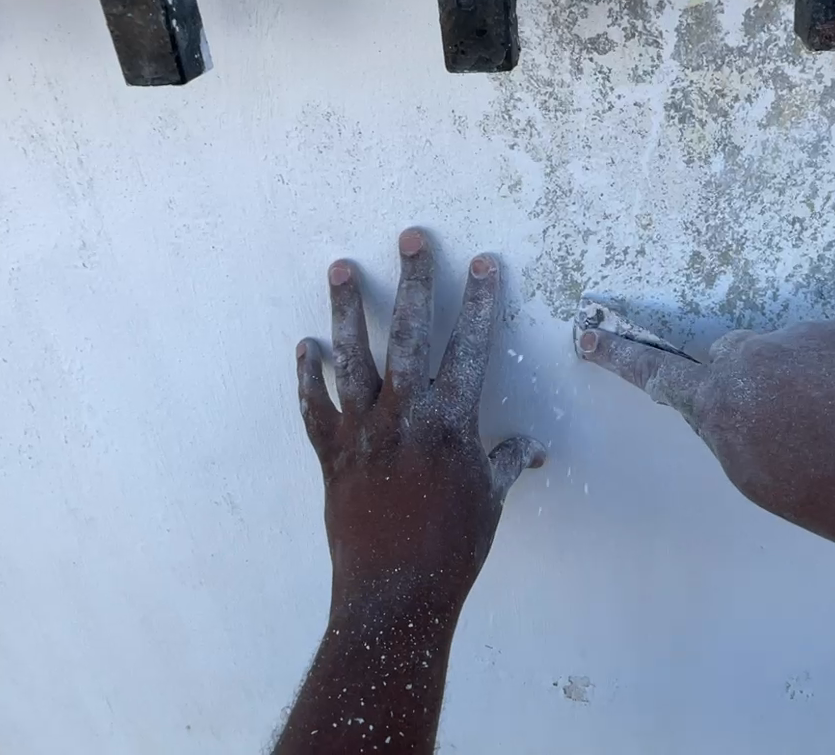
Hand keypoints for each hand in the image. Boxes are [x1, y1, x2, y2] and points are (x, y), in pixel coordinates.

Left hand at [297, 229, 545, 618]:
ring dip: (344, 311)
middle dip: (413, 282)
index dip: (479, 303)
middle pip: (407, 335)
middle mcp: (403, 415)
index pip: (469, 348)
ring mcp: (362, 432)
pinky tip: (303, 347)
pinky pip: (314, 408)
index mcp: (449, 422)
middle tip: (411, 238)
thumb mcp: (489, 501)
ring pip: (351, 358)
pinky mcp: (331, 454)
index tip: (484, 265)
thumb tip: (531, 447)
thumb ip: (505, 462)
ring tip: (340, 269)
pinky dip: (307, 378)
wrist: (393, 597)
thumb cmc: (451, 548)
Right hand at [577, 319, 834, 557]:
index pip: (659, 372)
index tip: (588, 333)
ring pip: (789, 348)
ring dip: (805, 374)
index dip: (621, 355)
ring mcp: (807, 337)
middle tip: (791, 419)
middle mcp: (754, 357)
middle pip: (733, 354)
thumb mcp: (755, 474)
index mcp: (721, 402)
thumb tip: (720, 397)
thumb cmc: (831, 498)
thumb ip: (723, 424)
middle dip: (750, 378)